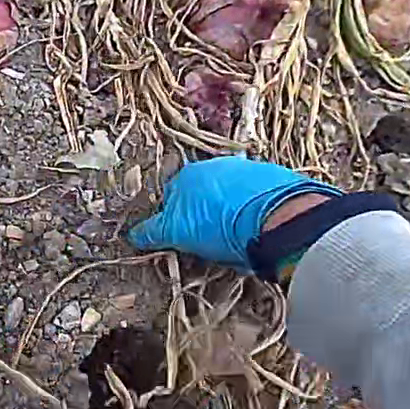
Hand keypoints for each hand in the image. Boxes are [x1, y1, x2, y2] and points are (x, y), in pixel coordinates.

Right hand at [128, 157, 336, 270]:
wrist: (275, 216)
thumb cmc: (218, 223)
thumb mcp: (178, 232)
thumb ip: (154, 232)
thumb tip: (134, 235)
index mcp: (188, 175)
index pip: (171, 197)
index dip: (174, 220)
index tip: (182, 239)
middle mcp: (216, 165)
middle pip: (201, 195)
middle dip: (203, 215)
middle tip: (209, 242)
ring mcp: (247, 169)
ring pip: (229, 195)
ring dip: (229, 213)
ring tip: (237, 240)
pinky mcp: (275, 178)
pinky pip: (256, 197)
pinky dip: (254, 211)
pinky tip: (259, 230)